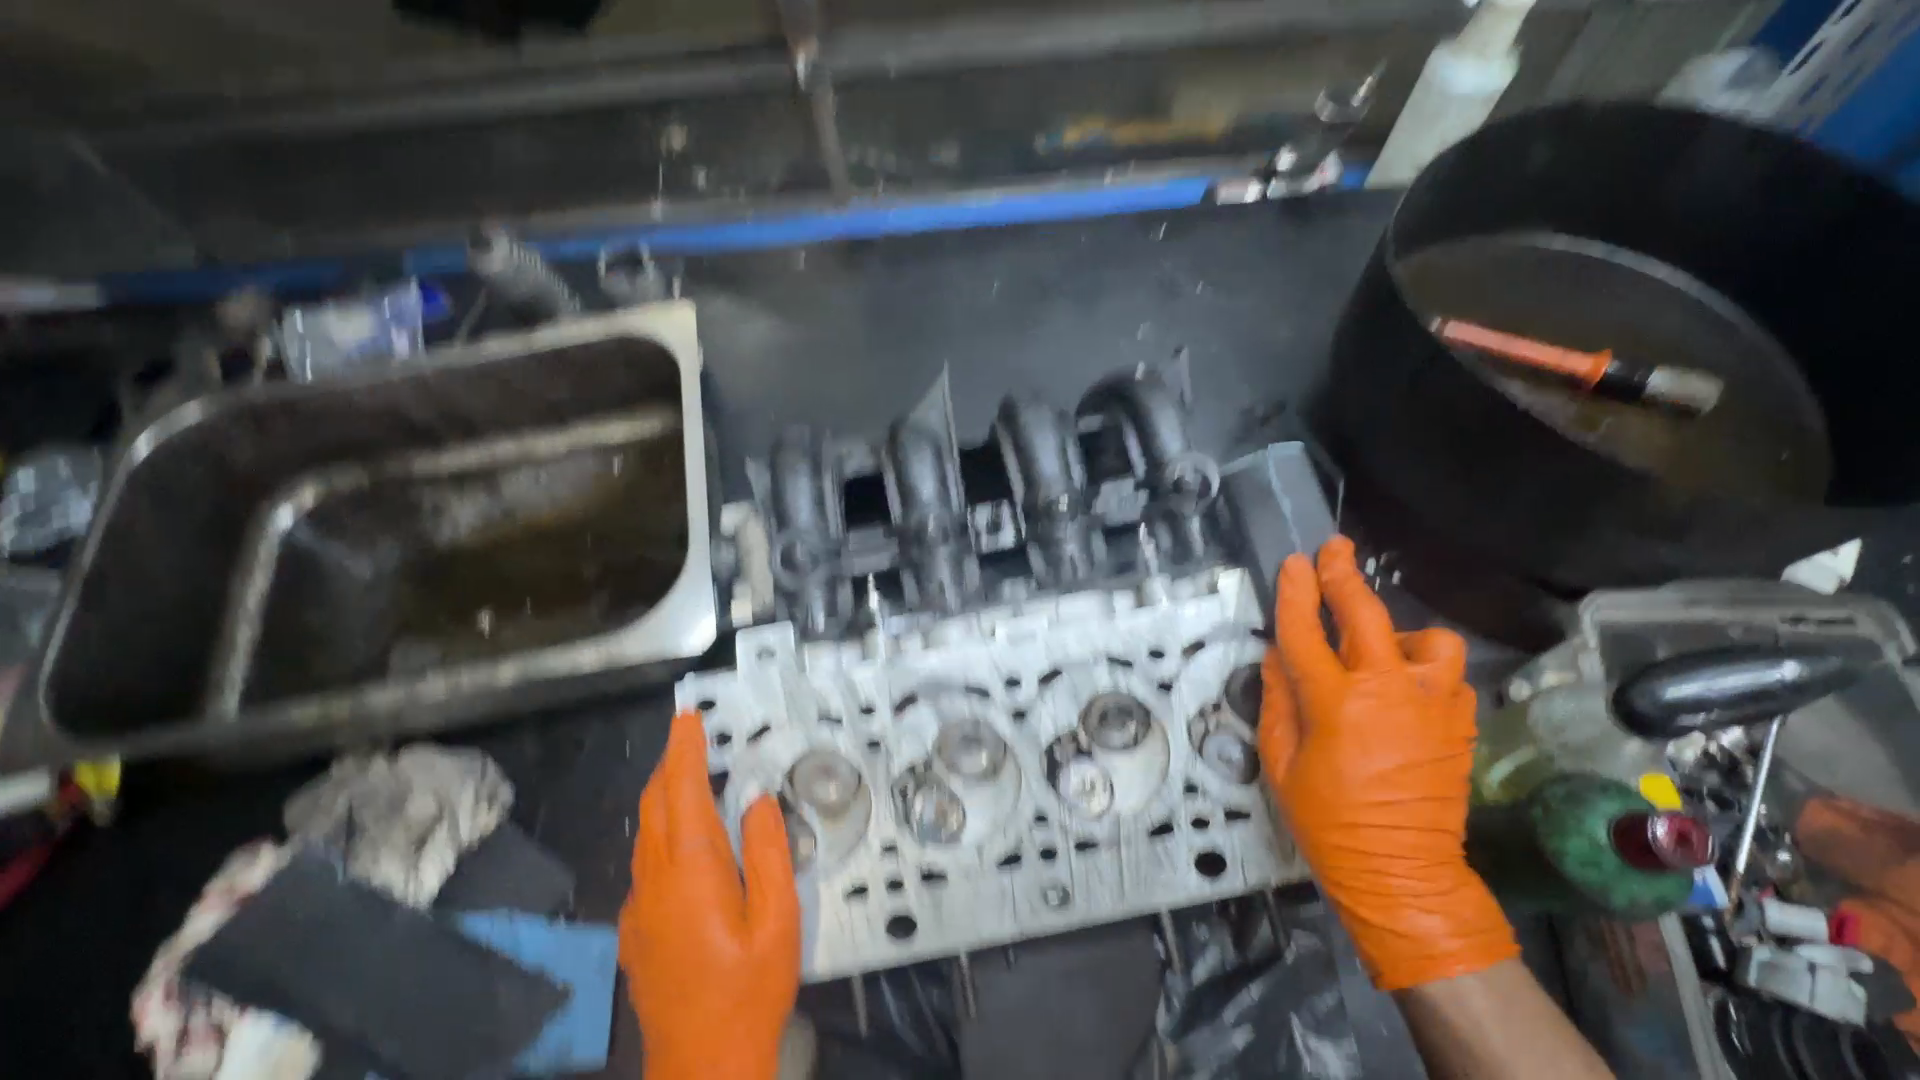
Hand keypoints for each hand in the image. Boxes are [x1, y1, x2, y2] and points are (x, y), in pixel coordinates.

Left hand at [620, 711, 799, 1079]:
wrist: (702, 1063)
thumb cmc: (750, 989)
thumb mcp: (779, 920)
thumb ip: (768, 853)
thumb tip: (757, 802)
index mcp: (693, 871)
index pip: (683, 792)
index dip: (685, 750)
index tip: (689, 718)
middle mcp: (655, 880)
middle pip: (654, 805)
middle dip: (669, 765)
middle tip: (690, 737)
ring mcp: (638, 906)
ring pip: (644, 834)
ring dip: (663, 797)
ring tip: (689, 777)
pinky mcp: (634, 930)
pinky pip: (644, 865)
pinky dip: (660, 835)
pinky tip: (683, 846)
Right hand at [1258, 535, 1517, 990]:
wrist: (1401, 869)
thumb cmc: (1326, 821)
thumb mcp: (1281, 764)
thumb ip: (1278, 702)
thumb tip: (1278, 657)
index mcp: (1335, 703)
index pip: (1306, 631)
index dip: (1295, 592)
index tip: (1293, 563)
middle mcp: (1387, 691)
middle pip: (1367, 615)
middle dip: (1345, 575)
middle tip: (1334, 550)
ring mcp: (1432, 704)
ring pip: (1429, 639)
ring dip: (1402, 633)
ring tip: (1384, 649)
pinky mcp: (1459, 722)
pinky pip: (1447, 675)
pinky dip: (1425, 670)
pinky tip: (1407, 688)